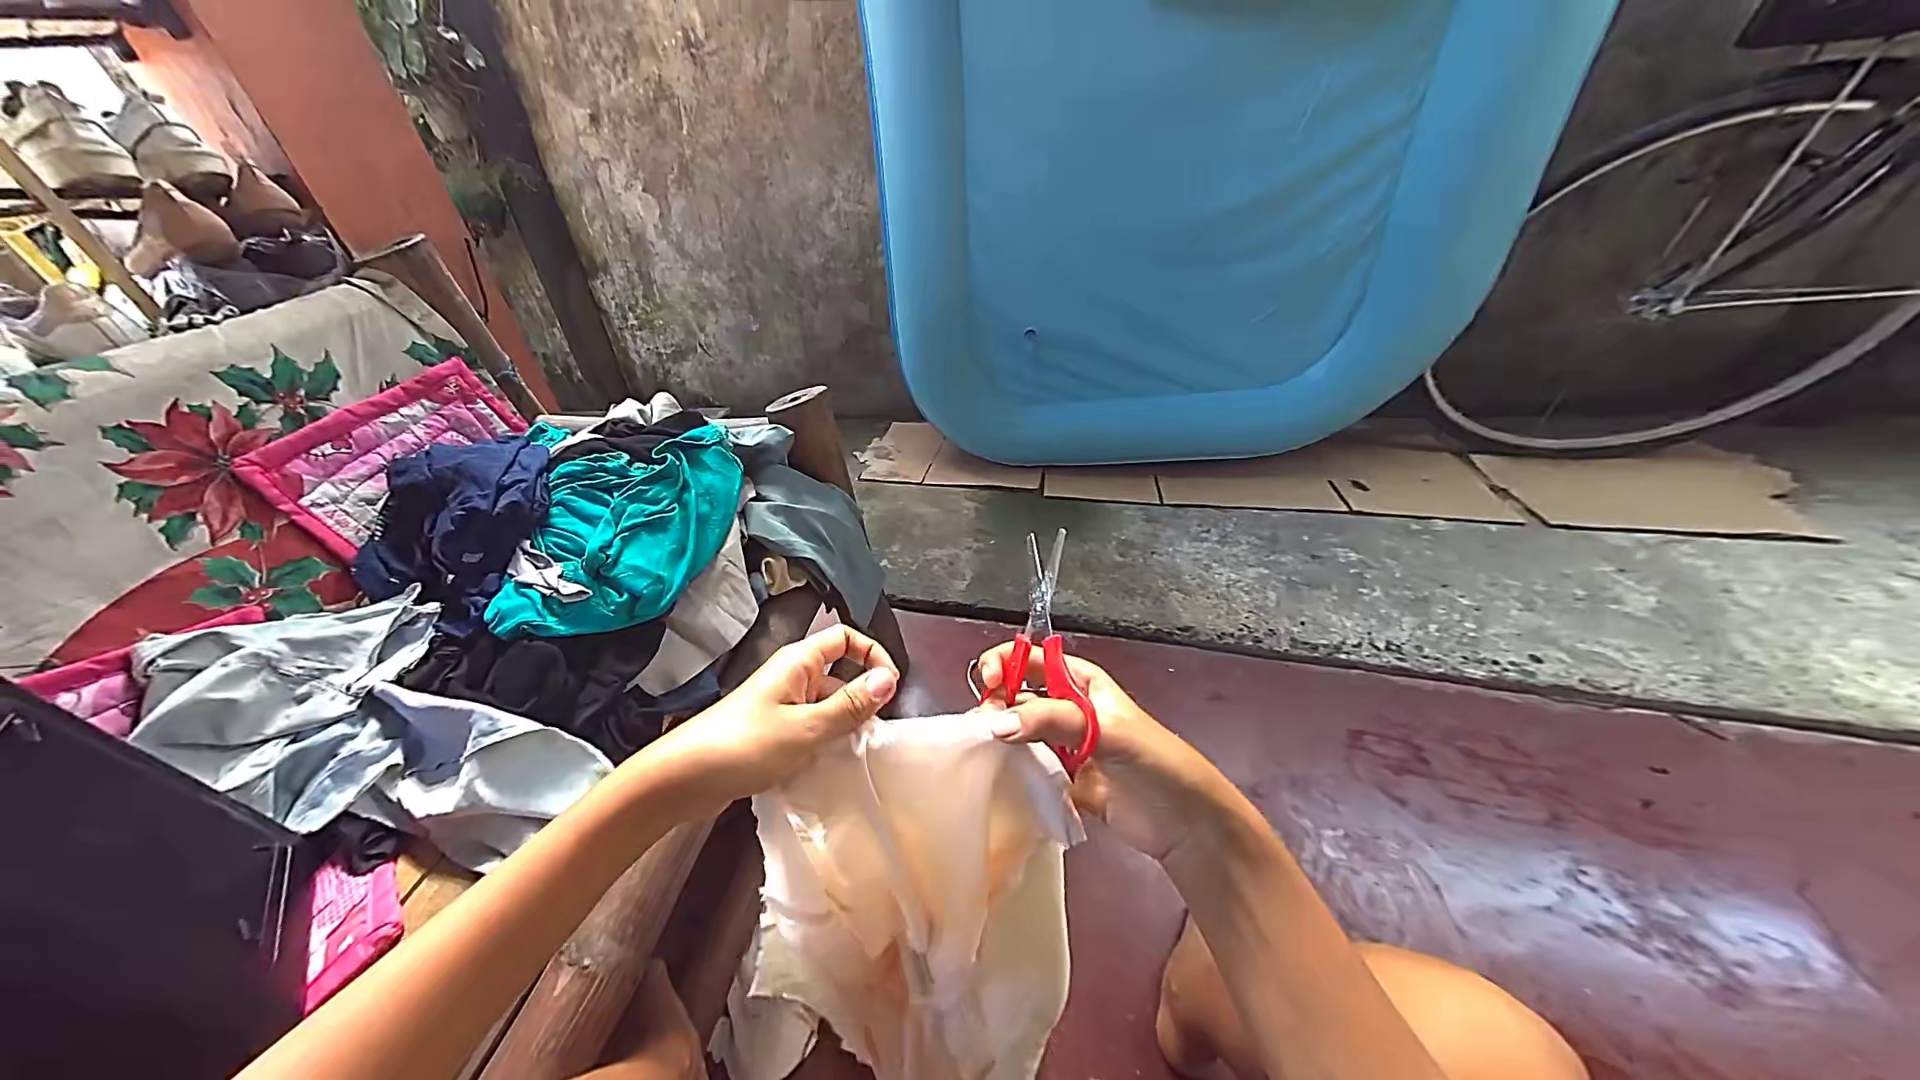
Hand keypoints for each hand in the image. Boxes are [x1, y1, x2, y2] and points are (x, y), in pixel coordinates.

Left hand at [645, 625, 897, 813]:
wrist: (682, 780)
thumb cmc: (742, 745)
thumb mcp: (807, 727)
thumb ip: (851, 704)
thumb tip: (889, 679)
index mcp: (799, 662)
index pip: (846, 638)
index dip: (872, 655)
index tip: (889, 686)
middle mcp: (792, 676)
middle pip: (841, 674)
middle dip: (861, 699)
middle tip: (872, 731)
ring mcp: (781, 704)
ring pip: (827, 705)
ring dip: (842, 725)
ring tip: (850, 754)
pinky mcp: (773, 730)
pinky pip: (811, 727)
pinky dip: (823, 742)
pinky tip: (825, 767)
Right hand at [976, 643, 1238, 862]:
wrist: (1187, 824)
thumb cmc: (1156, 762)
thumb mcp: (1109, 729)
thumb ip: (1054, 720)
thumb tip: (997, 722)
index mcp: (1082, 683)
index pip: (1035, 659)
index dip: (1008, 663)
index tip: (989, 682)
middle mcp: (1070, 709)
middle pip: (1020, 694)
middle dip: (997, 702)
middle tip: (984, 723)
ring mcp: (1065, 746)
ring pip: (1020, 732)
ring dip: (1001, 737)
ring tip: (984, 749)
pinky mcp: (1063, 781)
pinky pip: (1029, 769)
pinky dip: (1013, 770)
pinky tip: (1000, 775)